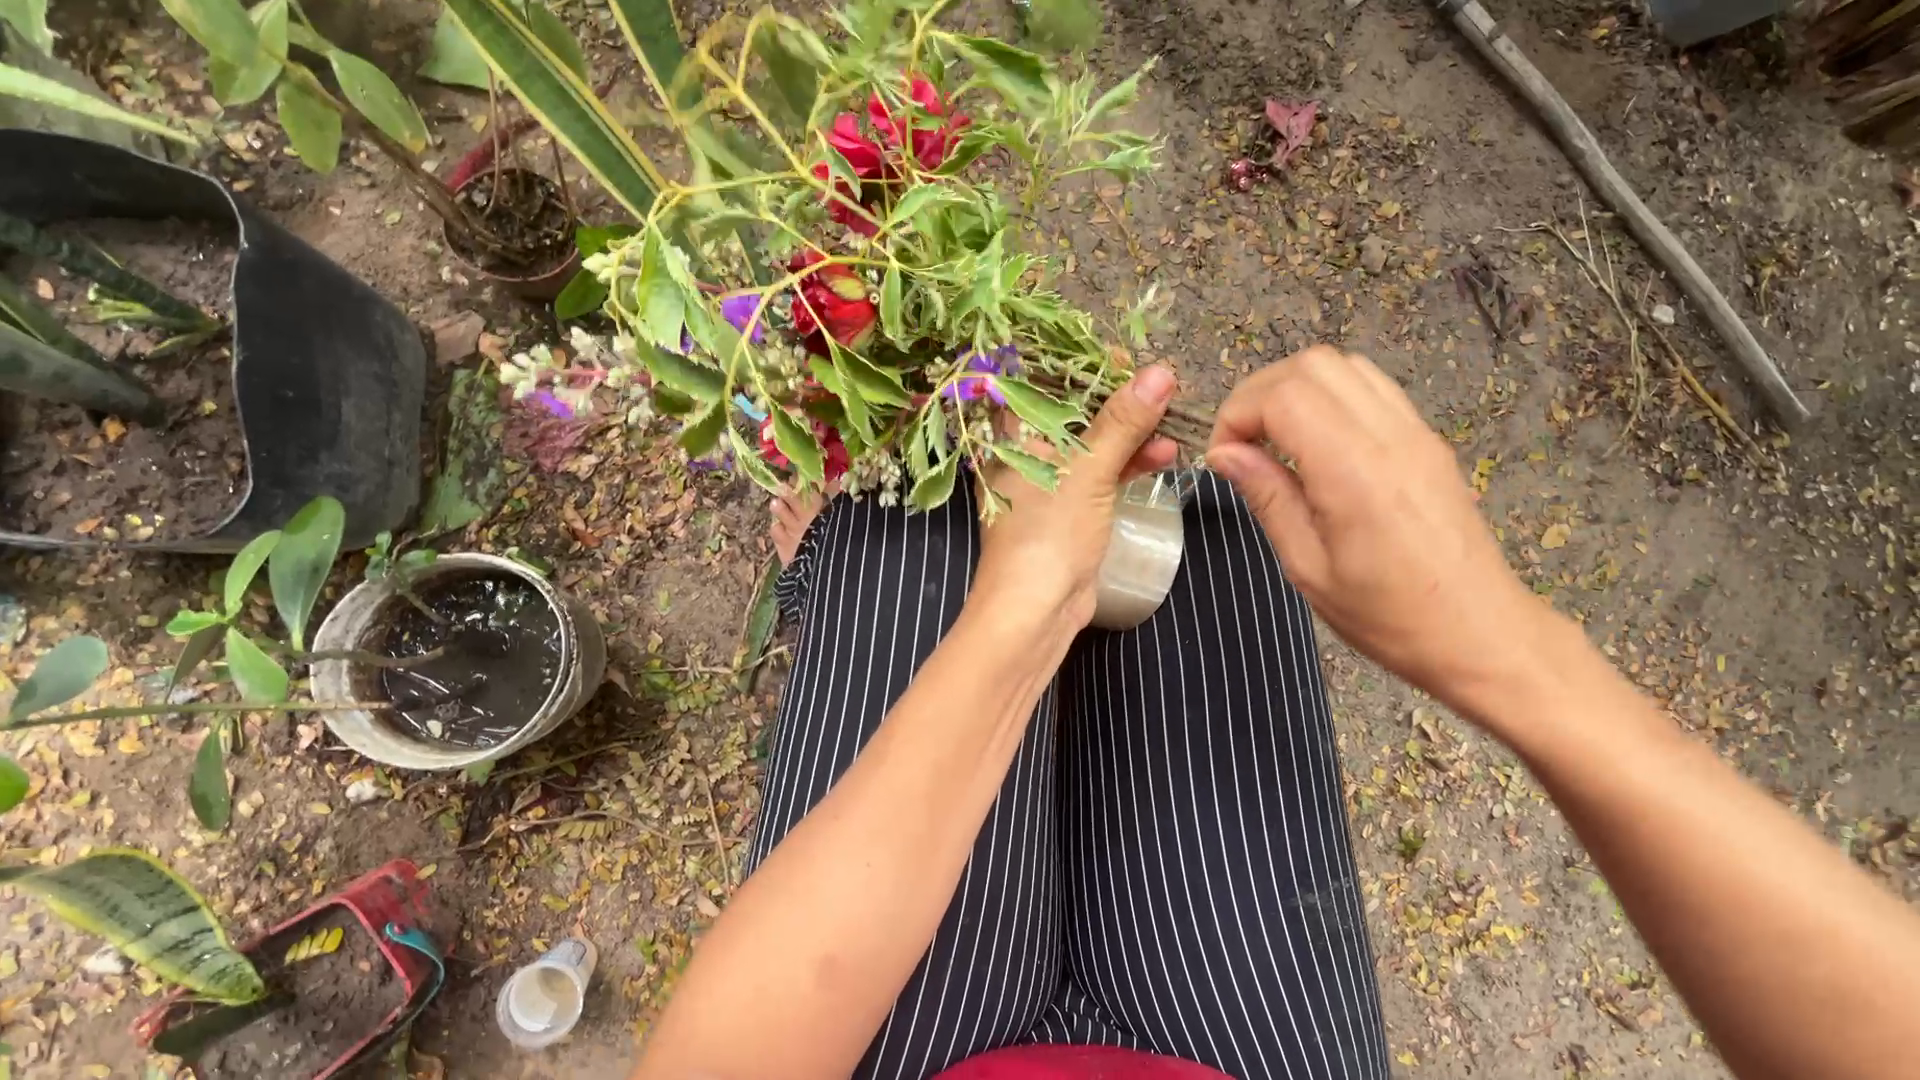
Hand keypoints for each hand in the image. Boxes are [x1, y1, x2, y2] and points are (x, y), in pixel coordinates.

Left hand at [970, 366, 1178, 631]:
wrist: (1036, 608)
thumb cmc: (1047, 532)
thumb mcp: (1087, 470)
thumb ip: (1122, 422)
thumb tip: (1159, 373)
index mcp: (1012, 435)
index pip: (1045, 382)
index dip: (1084, 365)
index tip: (1127, 357)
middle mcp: (1026, 453)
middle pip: (1074, 412)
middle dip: (1119, 400)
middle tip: (1162, 387)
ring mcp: (1049, 482)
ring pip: (1093, 444)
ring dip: (1132, 433)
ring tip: (1173, 422)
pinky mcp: (1070, 510)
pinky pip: (1102, 475)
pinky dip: (1129, 464)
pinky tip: (1164, 454)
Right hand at [1205, 346, 1549, 708]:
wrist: (1480, 632)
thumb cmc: (1387, 616)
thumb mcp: (1308, 568)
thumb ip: (1267, 497)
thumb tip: (1223, 453)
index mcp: (1355, 472)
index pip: (1284, 396)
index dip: (1237, 414)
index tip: (1222, 457)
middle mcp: (1389, 437)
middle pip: (1312, 365)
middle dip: (1260, 393)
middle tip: (1241, 443)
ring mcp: (1416, 432)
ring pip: (1344, 366)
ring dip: (1295, 389)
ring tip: (1274, 440)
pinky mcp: (1427, 439)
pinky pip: (1371, 387)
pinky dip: (1329, 396)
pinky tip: (1315, 443)